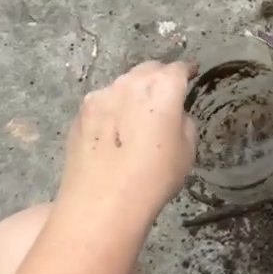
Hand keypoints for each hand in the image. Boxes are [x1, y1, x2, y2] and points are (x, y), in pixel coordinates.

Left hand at [56, 60, 196, 228]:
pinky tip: (113, 135)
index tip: (192, 75)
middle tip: (165, 97)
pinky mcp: (80, 113)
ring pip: (123, 85)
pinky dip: (113, 110)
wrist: (101, 204)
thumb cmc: (154, 177)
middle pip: (149, 70)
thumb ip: (182, 121)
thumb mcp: (187, 150)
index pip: (179, 68)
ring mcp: (101, 96)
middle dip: (159, 78)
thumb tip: (171, 114)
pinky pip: (103, 103)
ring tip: (136, 119)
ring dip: (134, 94)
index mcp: (163, 87)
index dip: (188, 71)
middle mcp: (130, 82)